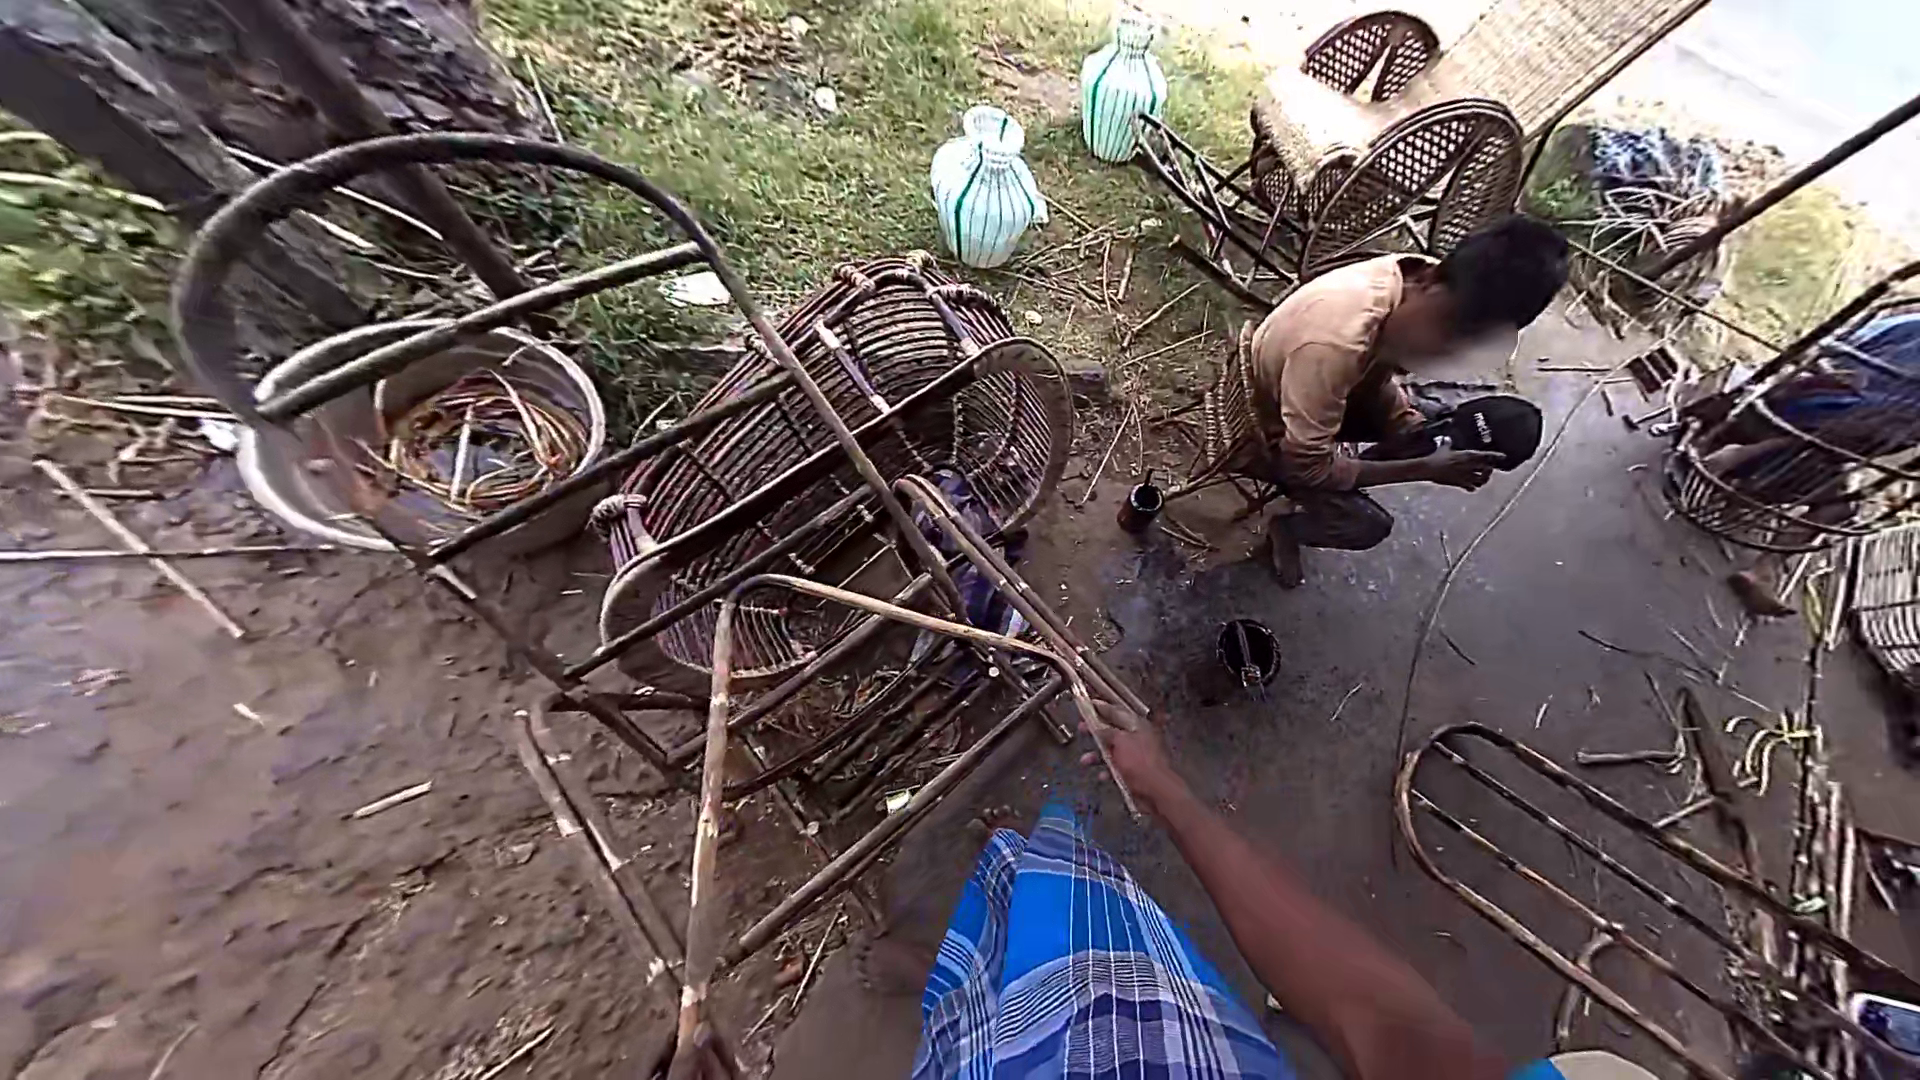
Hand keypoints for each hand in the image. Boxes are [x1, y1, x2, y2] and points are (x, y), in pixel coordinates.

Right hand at [1080, 702, 1188, 818]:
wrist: (1157, 792)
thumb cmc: (1139, 762)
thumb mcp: (1120, 741)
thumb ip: (1106, 731)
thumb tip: (1098, 726)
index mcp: (1137, 725)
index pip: (1116, 711)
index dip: (1101, 708)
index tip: (1088, 704)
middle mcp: (1138, 737)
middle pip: (1113, 730)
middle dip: (1096, 731)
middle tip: (1081, 728)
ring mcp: (1137, 755)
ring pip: (1113, 750)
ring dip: (1098, 755)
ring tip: (1085, 760)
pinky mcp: (1135, 772)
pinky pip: (1118, 768)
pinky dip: (1108, 770)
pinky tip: (1102, 775)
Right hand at [1422, 449, 1503, 490]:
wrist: (1428, 468)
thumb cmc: (1435, 458)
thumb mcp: (1442, 449)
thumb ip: (1447, 444)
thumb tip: (1446, 438)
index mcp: (1469, 456)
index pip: (1488, 456)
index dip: (1497, 456)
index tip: (1503, 457)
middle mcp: (1471, 466)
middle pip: (1488, 469)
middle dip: (1489, 470)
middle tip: (1487, 470)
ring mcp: (1466, 476)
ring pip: (1482, 480)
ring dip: (1482, 480)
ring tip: (1480, 479)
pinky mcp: (1460, 484)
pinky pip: (1471, 488)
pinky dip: (1472, 488)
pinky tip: (1470, 487)